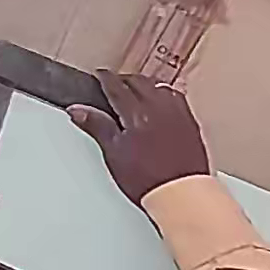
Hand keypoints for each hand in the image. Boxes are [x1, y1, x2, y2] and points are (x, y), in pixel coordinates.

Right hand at [67, 70, 209, 204]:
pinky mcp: (191, 123)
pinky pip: (176, 97)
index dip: (105, 78)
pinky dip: (164, 94)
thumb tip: (77, 110)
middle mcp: (159, 108)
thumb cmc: (148, 178)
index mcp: (137, 113)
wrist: (182, 195)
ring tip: (136, 90)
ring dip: (145, 84)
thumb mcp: (113, 152)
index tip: (99, 74)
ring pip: (159, 87)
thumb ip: (96, 125)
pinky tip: (161, 101)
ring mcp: (178, 114)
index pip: (117, 86)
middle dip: (124, 79)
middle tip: (114, 83)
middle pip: (139, 82)